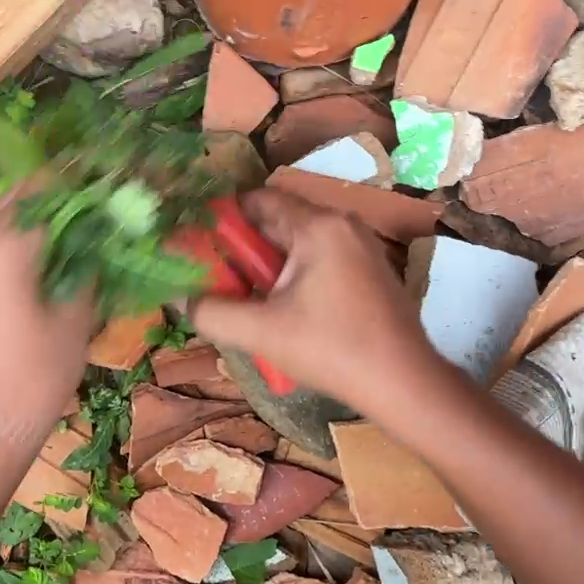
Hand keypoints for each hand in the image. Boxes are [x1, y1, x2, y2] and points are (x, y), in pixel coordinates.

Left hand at [0, 197, 96, 449]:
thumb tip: (105, 229)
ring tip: (78, 233)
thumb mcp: (77, 313)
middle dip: (59, 199)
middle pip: (24, 196)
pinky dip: (20, 235)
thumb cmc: (39, 369)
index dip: (84, 191)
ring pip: (6, 213)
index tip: (112, 194)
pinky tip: (50, 252)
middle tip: (96, 214)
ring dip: (39, 216)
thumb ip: (89, 260)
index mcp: (3, 242)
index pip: (51, 192)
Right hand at [191, 189, 441, 413]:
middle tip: (216, 276)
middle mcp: (343, 225)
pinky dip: (293, 274)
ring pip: (298, 242)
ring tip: (245, 296)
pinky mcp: (370, 271)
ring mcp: (361, 247)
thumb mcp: (260, 332)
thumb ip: (210, 311)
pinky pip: (319, 258)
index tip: (198, 244)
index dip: (222, 218)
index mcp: (318, 226)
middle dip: (242, 246)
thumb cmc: (332, 349)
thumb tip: (179, 296)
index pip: (258, 199)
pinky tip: (282, 309)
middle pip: (278, 220)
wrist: (404, 383)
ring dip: (266, 263)